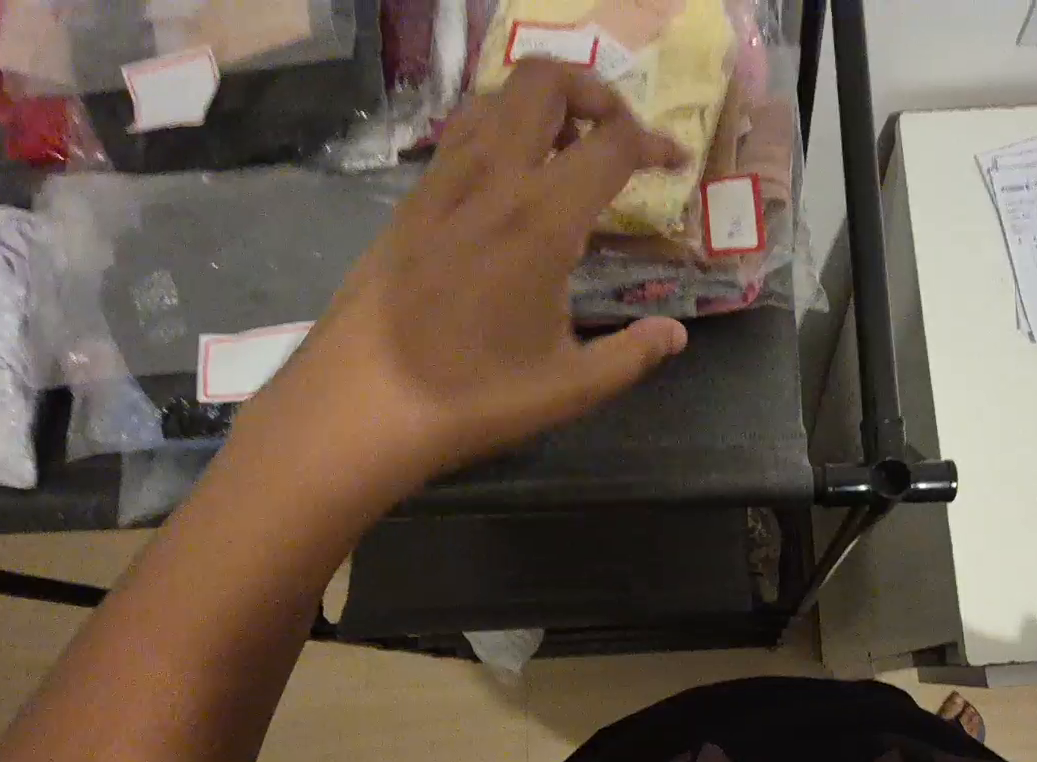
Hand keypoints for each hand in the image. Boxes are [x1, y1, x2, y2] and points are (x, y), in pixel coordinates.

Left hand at [237, 61, 691, 506]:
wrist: (361, 404)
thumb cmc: (474, 398)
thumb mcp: (570, 388)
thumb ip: (632, 354)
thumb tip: (675, 335)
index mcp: (541, 221)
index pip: (612, 145)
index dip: (654, 144)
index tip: (674, 164)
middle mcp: (491, 181)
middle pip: (544, 82)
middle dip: (594, 91)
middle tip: (618, 136)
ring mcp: (442, 185)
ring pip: (495, 100)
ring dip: (542, 107)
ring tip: (567, 154)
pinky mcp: (410, 204)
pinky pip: (460, 137)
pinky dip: (499, 134)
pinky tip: (509, 189)